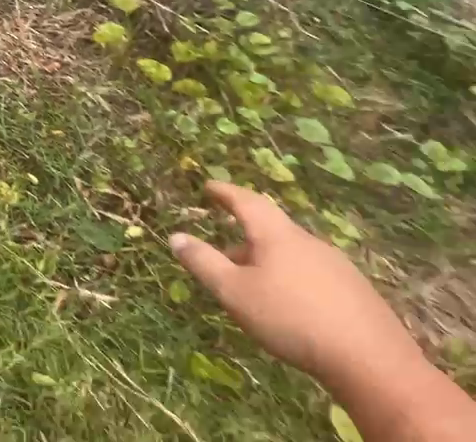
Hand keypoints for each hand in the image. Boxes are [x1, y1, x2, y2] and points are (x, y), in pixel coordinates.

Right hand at [170, 182, 423, 387]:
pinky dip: (294, 279)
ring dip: (269, 261)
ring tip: (254, 283)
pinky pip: (316, 275)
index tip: (210, 186)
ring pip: (295, 255)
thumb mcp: (233, 291)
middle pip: (273, 231)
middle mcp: (312, 246)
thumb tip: (176, 236)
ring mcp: (342, 271)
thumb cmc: (292, 319)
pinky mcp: (360, 296)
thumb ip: (202, 261)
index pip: (248, 203)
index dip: (226, 193)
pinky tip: (290, 305)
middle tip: (224, 253)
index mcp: (279, 238)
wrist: (376, 367)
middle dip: (245, 237)